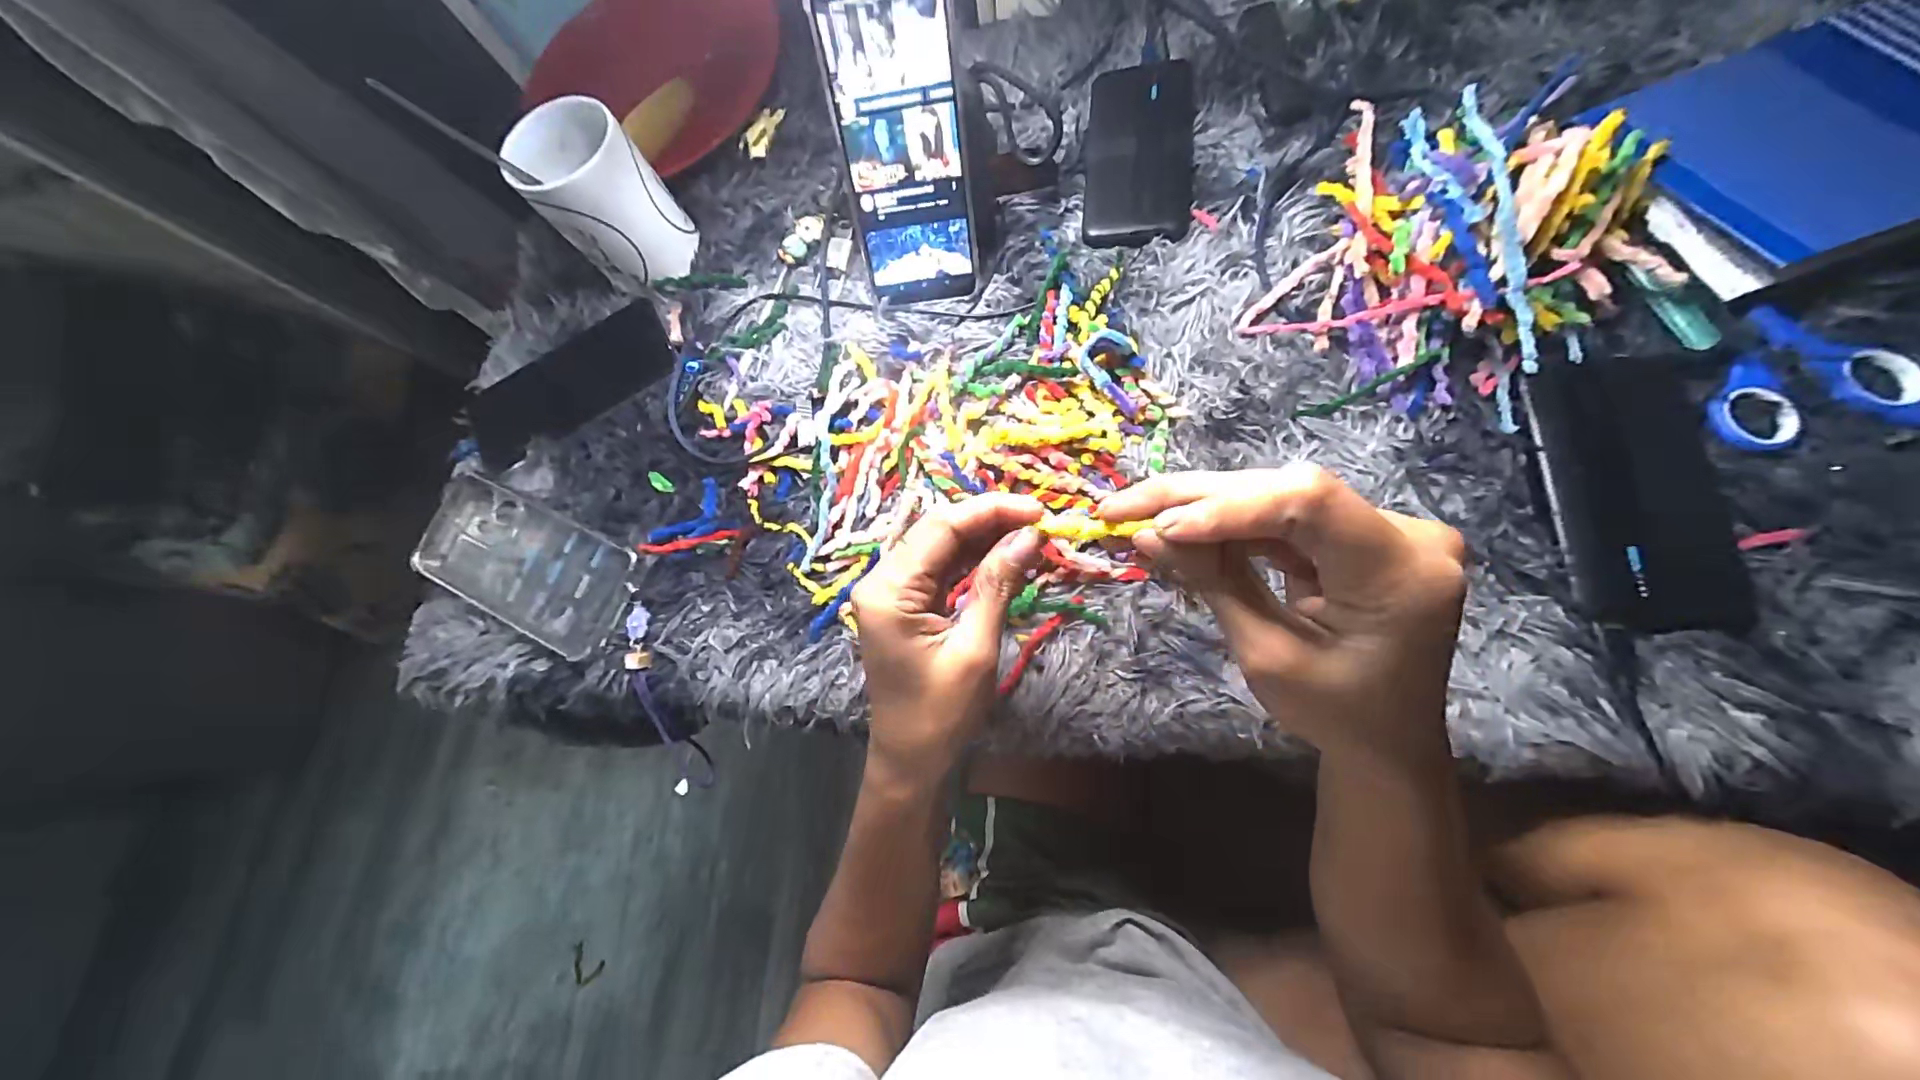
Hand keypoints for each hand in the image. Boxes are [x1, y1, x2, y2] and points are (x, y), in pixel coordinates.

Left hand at [851, 494, 1045, 786]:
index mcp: (888, 590)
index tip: (1037, 510)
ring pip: (941, 547)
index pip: (941, 528)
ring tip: (1029, 533)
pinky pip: (940, 570)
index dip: (990, 511)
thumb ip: (997, 585)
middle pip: (938, 531)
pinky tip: (1005, 554)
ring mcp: (890, 592)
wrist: (910, 760)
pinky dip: (973, 561)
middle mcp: (882, 581)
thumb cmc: (940, 714)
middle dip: (989, 520)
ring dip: (984, 538)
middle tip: (1039, 520)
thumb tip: (1029, 536)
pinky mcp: (904, 605)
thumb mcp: (975, 648)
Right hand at [1097, 464, 1466, 762]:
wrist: (1388, 742)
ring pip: (1276, 498)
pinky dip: (1228, 524)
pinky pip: (1282, 518)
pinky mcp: (1356, 534)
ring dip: (1203, 507)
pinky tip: (1178, 528)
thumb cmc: (1335, 714)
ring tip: (1136, 513)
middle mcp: (1404, 532)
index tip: (1160, 529)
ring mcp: (1382, 528)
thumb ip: (1214, 584)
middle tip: (1121, 506)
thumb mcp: (1267, 654)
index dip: (1227, 507)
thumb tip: (1147, 534)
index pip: (1308, 504)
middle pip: (1285, 491)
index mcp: (1399, 571)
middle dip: (1197, 499)